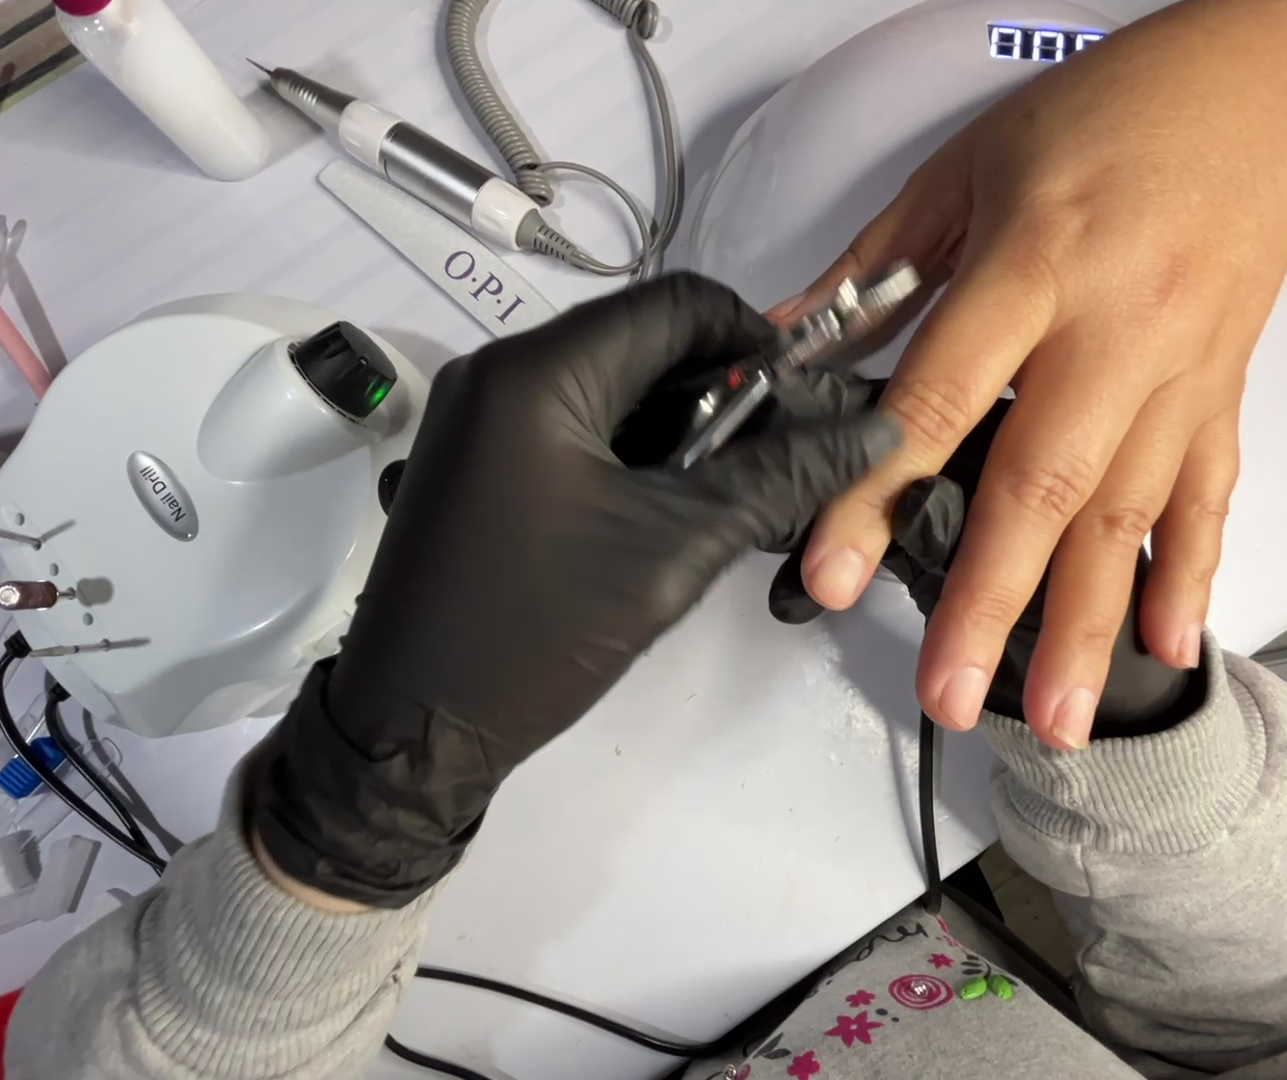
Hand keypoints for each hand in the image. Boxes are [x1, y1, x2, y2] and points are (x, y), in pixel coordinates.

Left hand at [248, 273, 896, 905]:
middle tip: (774, 452)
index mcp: (539, 373)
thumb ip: (776, 479)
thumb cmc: (539, 635)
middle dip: (718, 389)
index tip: (803, 399)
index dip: (755, 339)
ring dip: (675, 422)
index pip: (677, 305)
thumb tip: (873, 433)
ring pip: (607, 383)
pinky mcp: (474, 453)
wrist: (413, 725)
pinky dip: (627, 446)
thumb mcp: (672, 551)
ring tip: (727, 483)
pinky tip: (663, 496)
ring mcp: (478, 411)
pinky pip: (568, 421)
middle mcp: (499, 368)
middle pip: (640, 340)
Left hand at [781, 10, 1286, 747]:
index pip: (937, 404)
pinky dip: (1188, 576)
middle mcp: (1116, 331)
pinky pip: (1209, 495)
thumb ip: (869, 275)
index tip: (834, 573)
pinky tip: (1163, 646)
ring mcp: (1181, 372)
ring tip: (1056, 719)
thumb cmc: (1102, 118)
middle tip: (951, 695)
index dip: (878, 494)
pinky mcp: (1223, 393)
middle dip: (992, 606)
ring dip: (1088, 627)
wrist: (1266, 86)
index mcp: (1034, 267)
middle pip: (1042, 488)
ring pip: (1130, 517)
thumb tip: (785, 348)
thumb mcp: (959, 175)